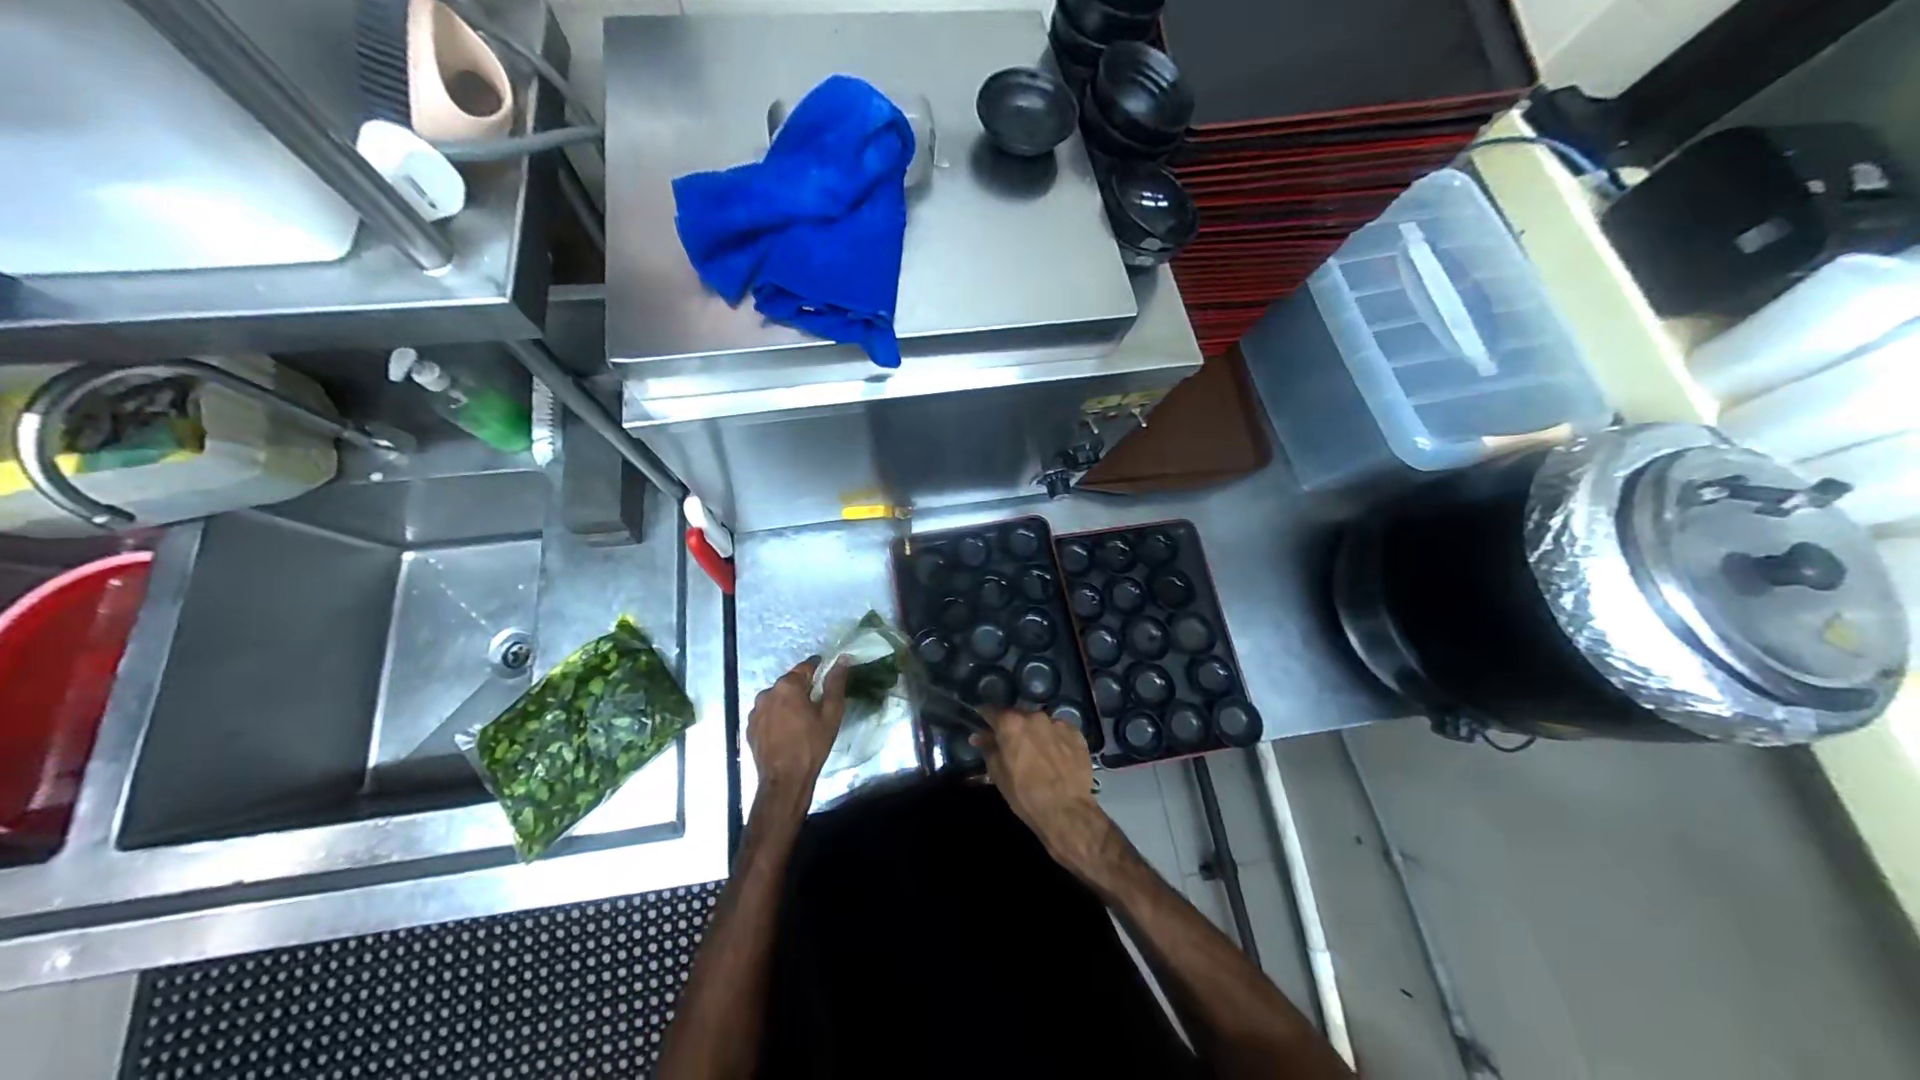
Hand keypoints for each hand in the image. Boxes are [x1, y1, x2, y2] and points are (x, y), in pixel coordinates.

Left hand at [748, 657, 848, 799]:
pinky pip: (767, 714)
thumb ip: (836, 683)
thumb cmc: (811, 744)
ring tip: (800, 721)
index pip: (805, 667)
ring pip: (777, 698)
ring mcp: (755, 710)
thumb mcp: (831, 713)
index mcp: (787, 686)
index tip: (827, 678)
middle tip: (816, 706)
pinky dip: (776, 717)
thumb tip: (842, 659)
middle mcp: (767, 692)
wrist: (785, 779)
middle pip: (789, 683)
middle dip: (803, 689)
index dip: (819, 670)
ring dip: (788, 703)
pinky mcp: (750, 727)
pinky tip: (786, 731)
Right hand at [974, 708, 1121, 879]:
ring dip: (1035, 733)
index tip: (984, 727)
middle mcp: (1034, 715)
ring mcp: (1058, 723)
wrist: (1066, 810)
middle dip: (1013, 727)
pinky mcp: (1076, 733)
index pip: (991, 710)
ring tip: (1037, 753)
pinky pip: (1059, 731)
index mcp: (1011, 723)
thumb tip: (980, 735)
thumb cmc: (1025, 793)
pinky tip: (1056, 757)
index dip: (985, 718)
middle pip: (1018, 715)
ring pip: (1040, 723)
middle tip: (1012, 745)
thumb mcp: (997, 773)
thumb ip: (988, 748)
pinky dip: (1054, 739)